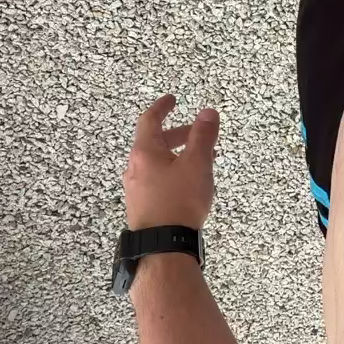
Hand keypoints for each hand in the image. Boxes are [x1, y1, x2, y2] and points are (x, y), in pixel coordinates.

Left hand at [124, 94, 218, 229]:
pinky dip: (173, 171)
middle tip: (199, 134)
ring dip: (178, 155)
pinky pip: (157, 179)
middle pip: (155, 142)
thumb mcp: (198, 163)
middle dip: (179, 135)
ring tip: (202, 161)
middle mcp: (136, 168)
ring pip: (157, 162)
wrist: (163, 243)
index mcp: (145, 152)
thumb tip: (208, 112)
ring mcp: (137, 188)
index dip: (162, 107)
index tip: (172, 100)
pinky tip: (189, 183)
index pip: (150, 121)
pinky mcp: (143, 204)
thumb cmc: (179, 201)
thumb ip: (203, 136)